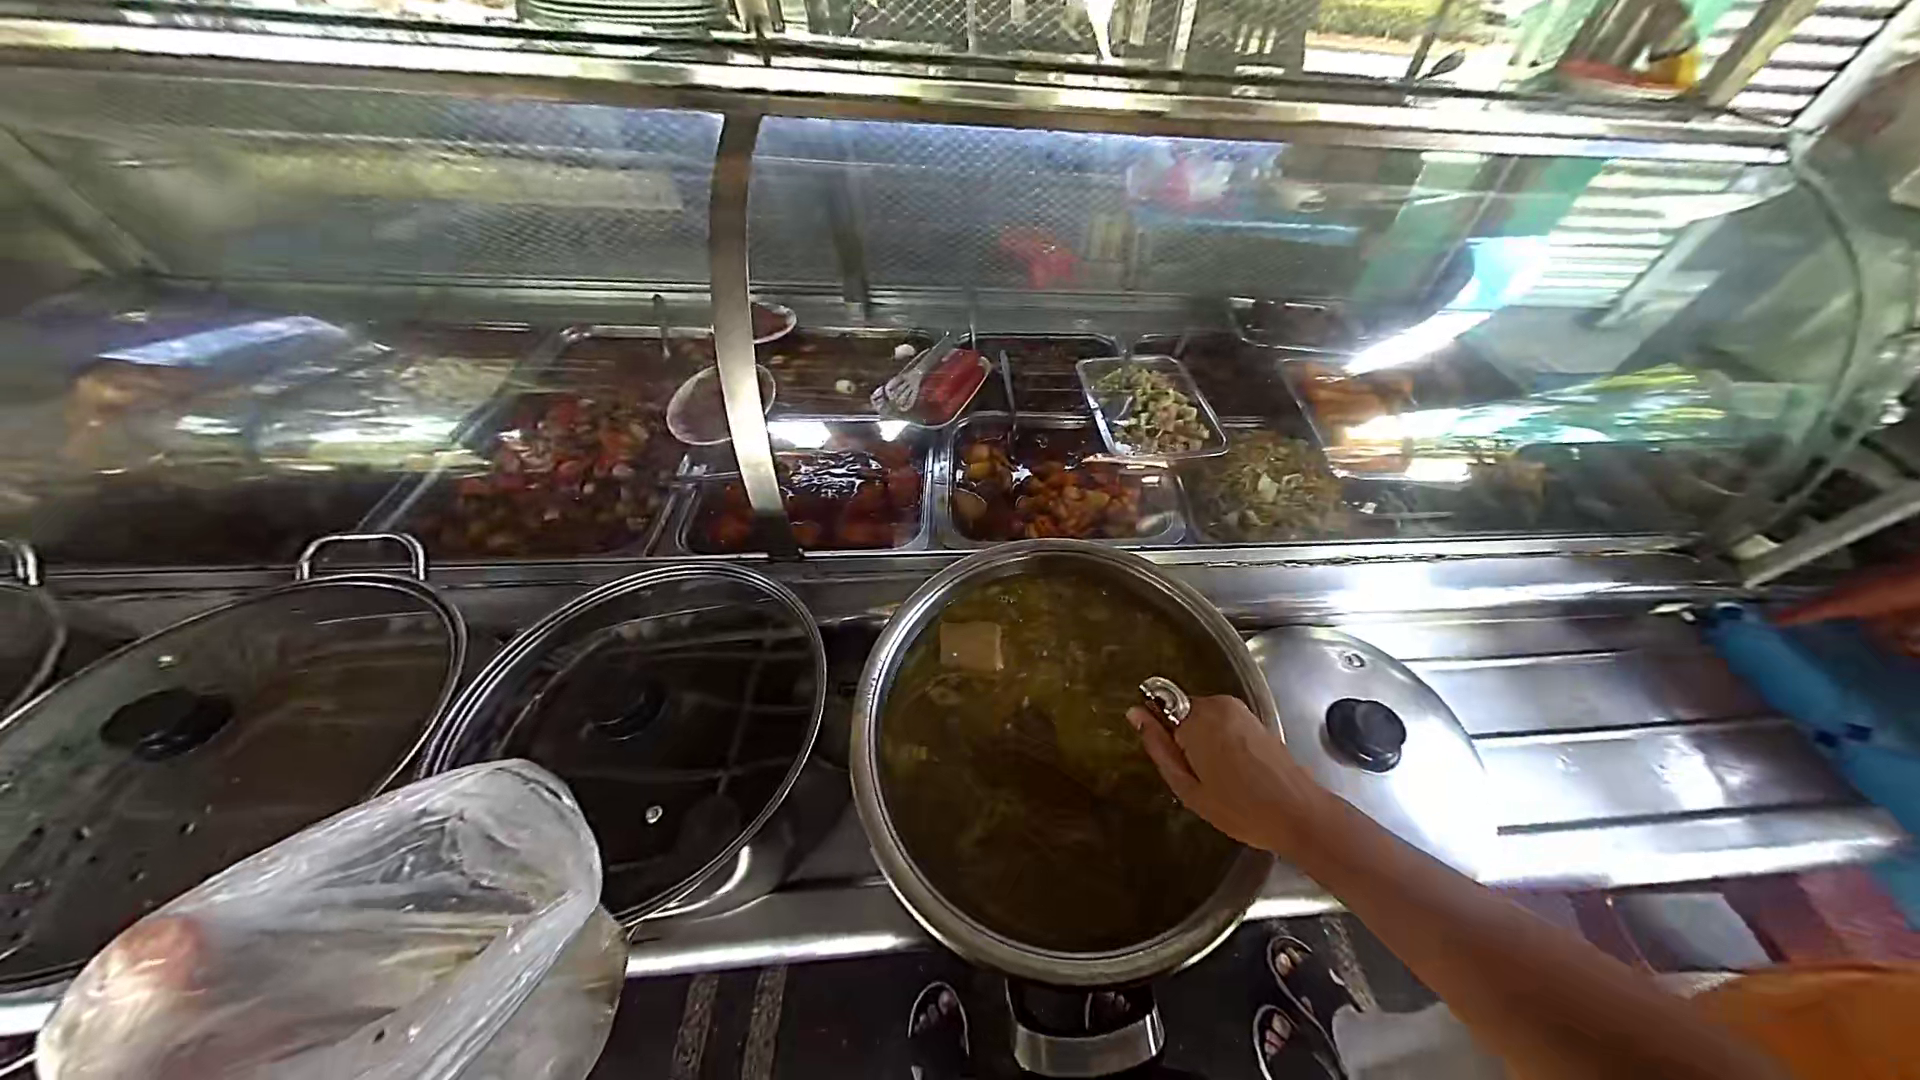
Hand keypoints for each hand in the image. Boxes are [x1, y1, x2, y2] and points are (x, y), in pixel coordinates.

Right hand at [1127, 695, 1322, 854]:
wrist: (1301, 815)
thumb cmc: (1241, 809)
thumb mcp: (1187, 787)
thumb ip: (1158, 747)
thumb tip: (1134, 714)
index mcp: (1196, 719)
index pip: (1157, 705)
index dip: (1158, 731)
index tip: (1170, 756)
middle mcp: (1217, 704)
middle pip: (1179, 711)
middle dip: (1180, 736)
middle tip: (1194, 773)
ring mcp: (1238, 709)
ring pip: (1199, 716)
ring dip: (1200, 738)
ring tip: (1216, 774)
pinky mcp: (1253, 717)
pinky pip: (1220, 721)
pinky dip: (1219, 739)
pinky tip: (1233, 769)